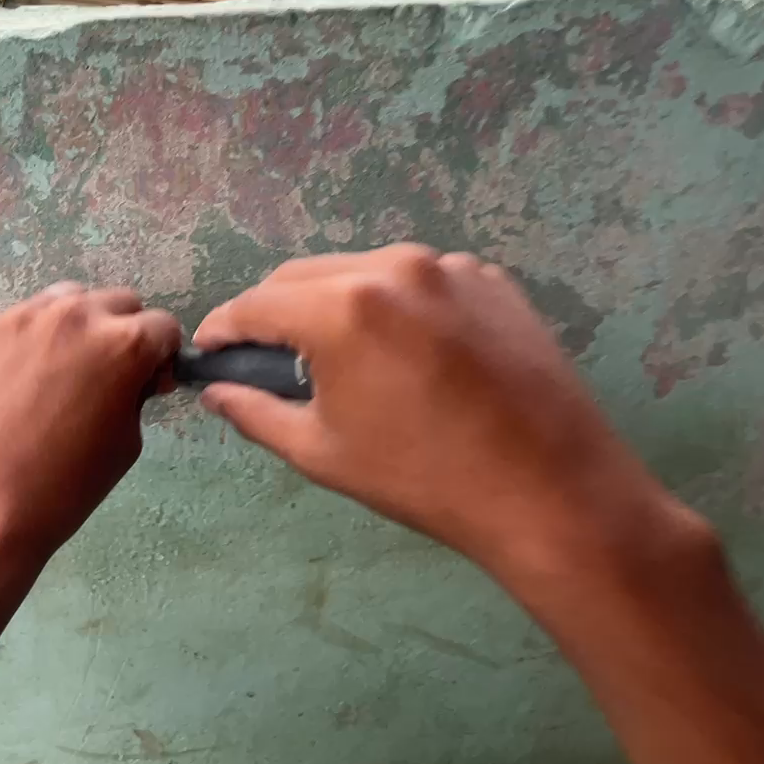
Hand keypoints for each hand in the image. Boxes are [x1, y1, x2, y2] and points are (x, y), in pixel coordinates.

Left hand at [0, 283, 181, 576]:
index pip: (163, 325)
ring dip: (73, 328)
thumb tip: (131, 374)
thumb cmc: (62, 491)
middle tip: (102, 378)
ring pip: (63, 302)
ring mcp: (18, 315)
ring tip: (55, 374)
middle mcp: (73, 314)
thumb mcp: (126, 444)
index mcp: (122, 343)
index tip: (146, 383)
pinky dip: (23, 344)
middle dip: (121, 333)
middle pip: (116, 302)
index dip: (161, 356)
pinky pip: (14, 323)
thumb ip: (135, 393)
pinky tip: (8, 386)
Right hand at [195, 245, 700, 583]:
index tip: (210, 351)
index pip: (255, 304)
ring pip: (358, 271)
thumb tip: (215, 392)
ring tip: (333, 352)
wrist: (554, 495)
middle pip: (301, 277)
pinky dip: (388, 304)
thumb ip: (253, 412)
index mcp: (343, 308)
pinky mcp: (491, 279)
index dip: (222, 327)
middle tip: (264, 356)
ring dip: (328, 303)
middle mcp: (392, 267)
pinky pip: (415, 280)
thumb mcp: (320, 451)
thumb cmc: (422, 479)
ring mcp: (449, 267)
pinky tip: (399, 349)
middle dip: (270, 311)